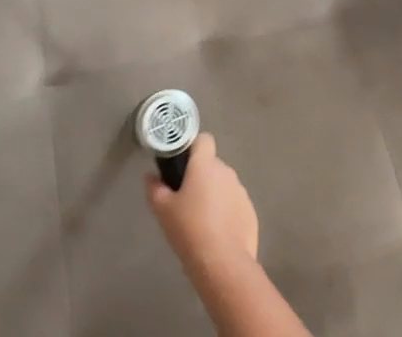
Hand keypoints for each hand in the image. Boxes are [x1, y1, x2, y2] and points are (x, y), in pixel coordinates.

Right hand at [146, 133, 258, 270]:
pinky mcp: (250, 212)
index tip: (181, 164)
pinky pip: (234, 204)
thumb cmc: (189, 229)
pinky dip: (226, 212)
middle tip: (184, 199)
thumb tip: (151, 176)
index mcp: (205, 166)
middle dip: (200, 177)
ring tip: (200, 220)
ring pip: (224, 185)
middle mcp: (227, 173)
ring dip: (214, 194)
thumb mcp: (162, 210)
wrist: (222, 262)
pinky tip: (216, 233)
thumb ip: (155, 188)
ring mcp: (241, 192)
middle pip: (212, 165)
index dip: (192, 147)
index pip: (203, 140)